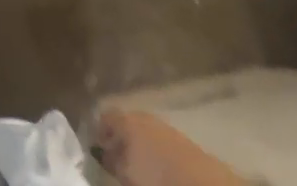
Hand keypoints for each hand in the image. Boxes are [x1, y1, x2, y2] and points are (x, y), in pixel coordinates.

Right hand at [92, 110, 261, 185]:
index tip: (94, 147)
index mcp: (128, 120)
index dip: (98, 131)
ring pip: (144, 131)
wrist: (202, 183)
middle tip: (112, 158)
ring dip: (136, 145)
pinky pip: (159, 141)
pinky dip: (152, 151)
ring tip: (133, 166)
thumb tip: (102, 154)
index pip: (106, 116)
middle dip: (118, 138)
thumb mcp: (125, 173)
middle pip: (126, 122)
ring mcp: (166, 127)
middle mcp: (146, 117)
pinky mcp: (182, 141)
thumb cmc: (154, 176)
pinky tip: (153, 168)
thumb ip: (111, 161)